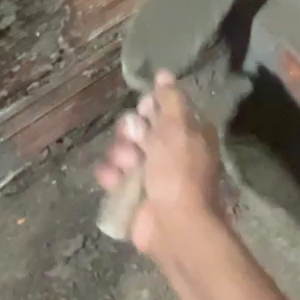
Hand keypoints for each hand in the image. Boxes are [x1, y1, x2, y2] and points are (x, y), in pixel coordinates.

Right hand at [94, 70, 226, 257]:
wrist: (174, 225)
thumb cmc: (179, 171)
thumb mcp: (179, 127)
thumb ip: (171, 99)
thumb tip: (164, 74)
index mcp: (188, 134)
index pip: (163, 108)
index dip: (150, 106)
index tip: (146, 109)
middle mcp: (170, 151)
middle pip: (138, 127)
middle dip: (131, 131)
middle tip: (137, 141)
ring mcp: (150, 174)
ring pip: (123, 149)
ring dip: (121, 154)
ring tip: (128, 166)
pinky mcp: (132, 194)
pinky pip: (112, 175)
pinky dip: (111, 176)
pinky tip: (114, 179)